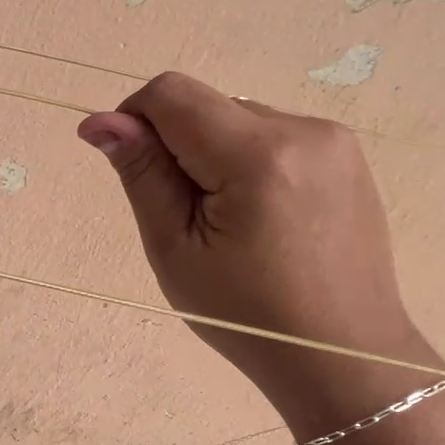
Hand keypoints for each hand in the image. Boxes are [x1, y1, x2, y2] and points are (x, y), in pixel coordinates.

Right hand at [77, 73, 433, 419]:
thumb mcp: (173, 247)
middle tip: (178, 217)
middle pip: (205, 105)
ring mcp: (333, 139)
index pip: (172, 95)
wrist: (337, 350)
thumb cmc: (242, 311)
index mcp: (258, 154)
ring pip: (236, 119)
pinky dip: (240, 162)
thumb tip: (101, 123)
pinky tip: (250, 216)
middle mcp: (304, 128)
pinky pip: (269, 136)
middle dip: (173, 147)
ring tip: (218, 223)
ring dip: (207, 155)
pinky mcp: (344, 155)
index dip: (132, 121)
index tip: (128, 170)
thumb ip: (141, 175)